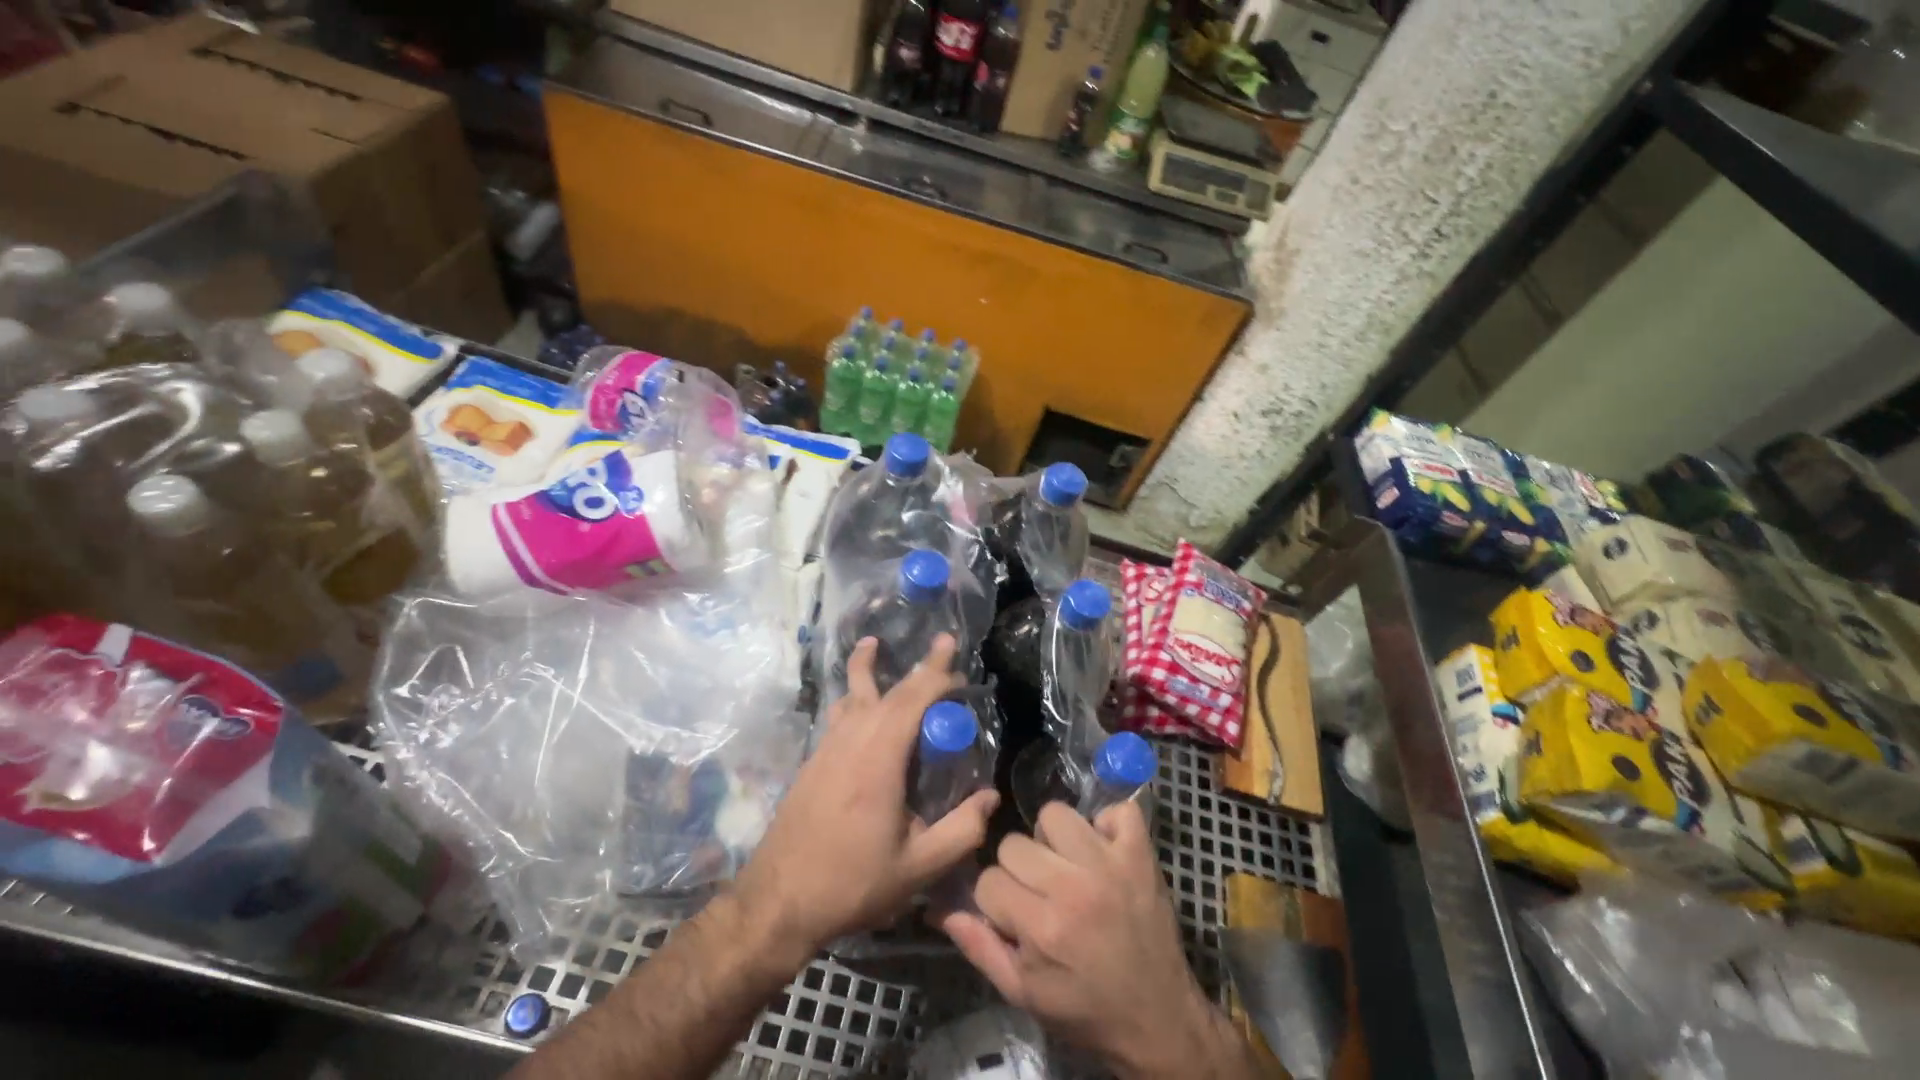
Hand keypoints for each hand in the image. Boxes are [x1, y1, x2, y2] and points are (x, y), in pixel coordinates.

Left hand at [733, 634, 998, 957]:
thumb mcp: (917, 868)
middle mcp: (850, 744)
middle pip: (885, 692)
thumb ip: (960, 831)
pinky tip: (857, 705)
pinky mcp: (812, 765)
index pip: (912, 701)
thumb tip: (990, 798)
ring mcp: (825, 751)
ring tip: (872, 645)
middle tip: (941, 643)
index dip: (937, 677)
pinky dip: (853, 697)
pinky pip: (838, 717)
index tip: (959, 663)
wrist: (777, 901)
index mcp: (878, 761)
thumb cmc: (851, 884)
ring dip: (867, 670)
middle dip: (917, 667)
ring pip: (850, 697)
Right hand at [941, 802, 1250, 1079]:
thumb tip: (941, 910)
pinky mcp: (1142, 855)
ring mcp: (1111, 864)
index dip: (995, 902)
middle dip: (1019, 872)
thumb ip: (980, 948)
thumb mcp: (1024, 993)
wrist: (1158, 1019)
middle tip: (1041, 898)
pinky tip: (1102, 853)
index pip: (988, 880)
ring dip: (1054, 841)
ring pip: (1055, 815)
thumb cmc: (1085, 1010)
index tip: (1015, 921)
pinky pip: (1117, 811)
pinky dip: (1107, 825)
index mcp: (1043, 926)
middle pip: (1014, 844)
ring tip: (1067, 870)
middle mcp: (1074, 886)